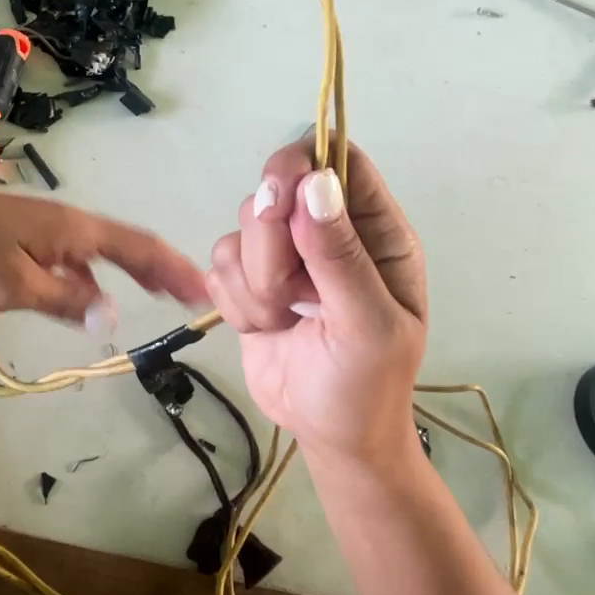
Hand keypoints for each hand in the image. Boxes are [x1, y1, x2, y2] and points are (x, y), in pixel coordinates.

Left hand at [0, 189, 207, 324]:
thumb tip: (110, 315)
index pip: (135, 245)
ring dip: (124, 273)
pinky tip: (85, 298)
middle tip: (188, 292)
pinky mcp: (22, 236)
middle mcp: (63, 221)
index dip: (171, 268)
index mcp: (69, 228)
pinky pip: (68, 257)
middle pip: (123, 243)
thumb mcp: (14, 288)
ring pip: (95, 251)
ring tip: (153, 293)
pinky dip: (87, 278)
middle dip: (158, 267)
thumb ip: (65, 300)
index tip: (200, 289)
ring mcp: (42, 226)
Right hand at [206, 139, 427, 467]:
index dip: (302, 165)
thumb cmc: (365, 386)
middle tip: (290, 294)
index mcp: (375, 231)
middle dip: (270, 247)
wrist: (329, 436)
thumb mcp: (368, 326)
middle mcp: (327, 231)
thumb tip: (315, 181)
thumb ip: (341, 255)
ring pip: (241, 229)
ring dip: (255, 285)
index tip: (279, 199)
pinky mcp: (248, 280)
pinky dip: (235, 301)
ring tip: (286, 320)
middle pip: (276, 189)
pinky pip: (219, 263)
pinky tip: (265, 327)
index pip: (339, 158)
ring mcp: (285, 255)